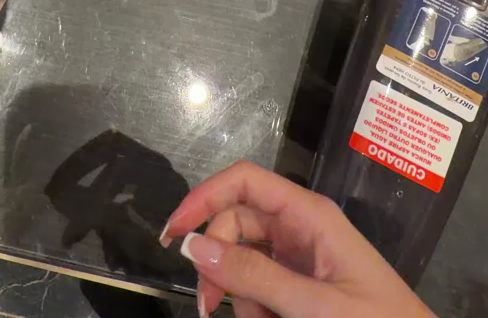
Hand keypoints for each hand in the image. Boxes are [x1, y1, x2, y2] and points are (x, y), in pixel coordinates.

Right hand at [162, 162, 434, 317]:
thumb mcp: (313, 306)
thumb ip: (253, 275)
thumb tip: (193, 245)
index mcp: (308, 213)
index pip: (243, 181)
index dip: (204, 197)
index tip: (174, 235)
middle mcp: (301, 225)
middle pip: (237, 221)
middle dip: (217, 259)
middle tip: (208, 306)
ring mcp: (302, 254)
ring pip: (245, 256)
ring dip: (238, 290)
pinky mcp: (304, 282)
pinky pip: (262, 282)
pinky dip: (255, 303)